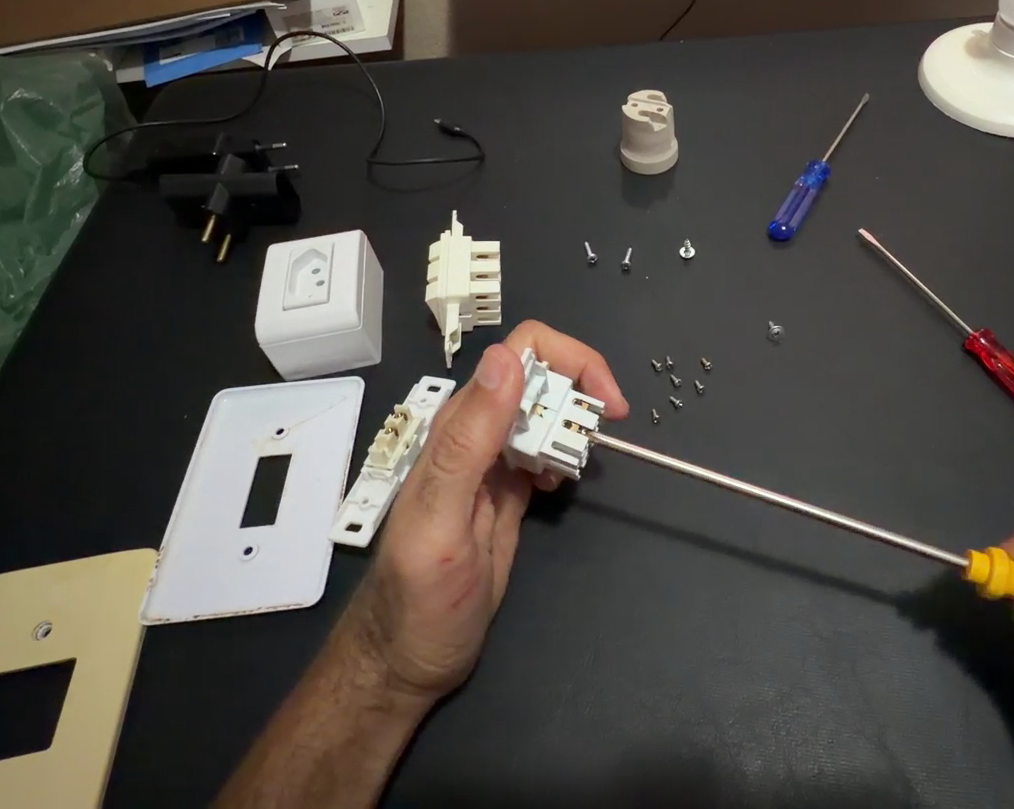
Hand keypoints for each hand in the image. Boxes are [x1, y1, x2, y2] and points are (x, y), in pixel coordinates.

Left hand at [339, 321, 627, 703]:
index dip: (571, 361)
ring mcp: (491, 461)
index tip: (605, 404)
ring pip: (544, 410)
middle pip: (540, 376)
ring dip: (573, 424)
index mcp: (458, 427)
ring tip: (580, 463)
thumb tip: (506, 359)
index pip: (520, 354)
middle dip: (580, 392)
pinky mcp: (504, 488)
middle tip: (601, 436)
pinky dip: (562, 454)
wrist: (408, 659)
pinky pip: (541, 448)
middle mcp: (475, 433)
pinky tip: (560, 482)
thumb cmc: (419, 599)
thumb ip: (468, 441)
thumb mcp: (440, 520)